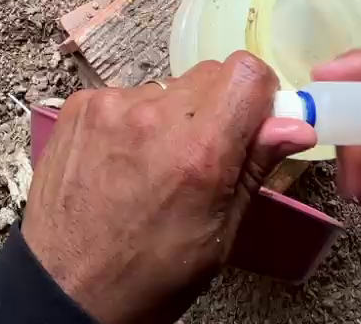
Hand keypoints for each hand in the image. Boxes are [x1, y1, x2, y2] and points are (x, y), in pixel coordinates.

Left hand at [23, 52, 316, 323]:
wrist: (63, 289)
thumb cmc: (149, 276)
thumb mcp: (218, 236)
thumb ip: (255, 166)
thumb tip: (296, 123)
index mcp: (199, 151)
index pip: (246, 71)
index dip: (258, 92)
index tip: (254, 118)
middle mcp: (155, 115)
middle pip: (209, 74)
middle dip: (218, 105)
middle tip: (204, 152)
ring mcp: (112, 105)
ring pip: (168, 85)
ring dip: (173, 114)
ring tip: (155, 164)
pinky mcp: (81, 105)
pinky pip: (127, 94)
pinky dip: (134, 118)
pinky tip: (122, 160)